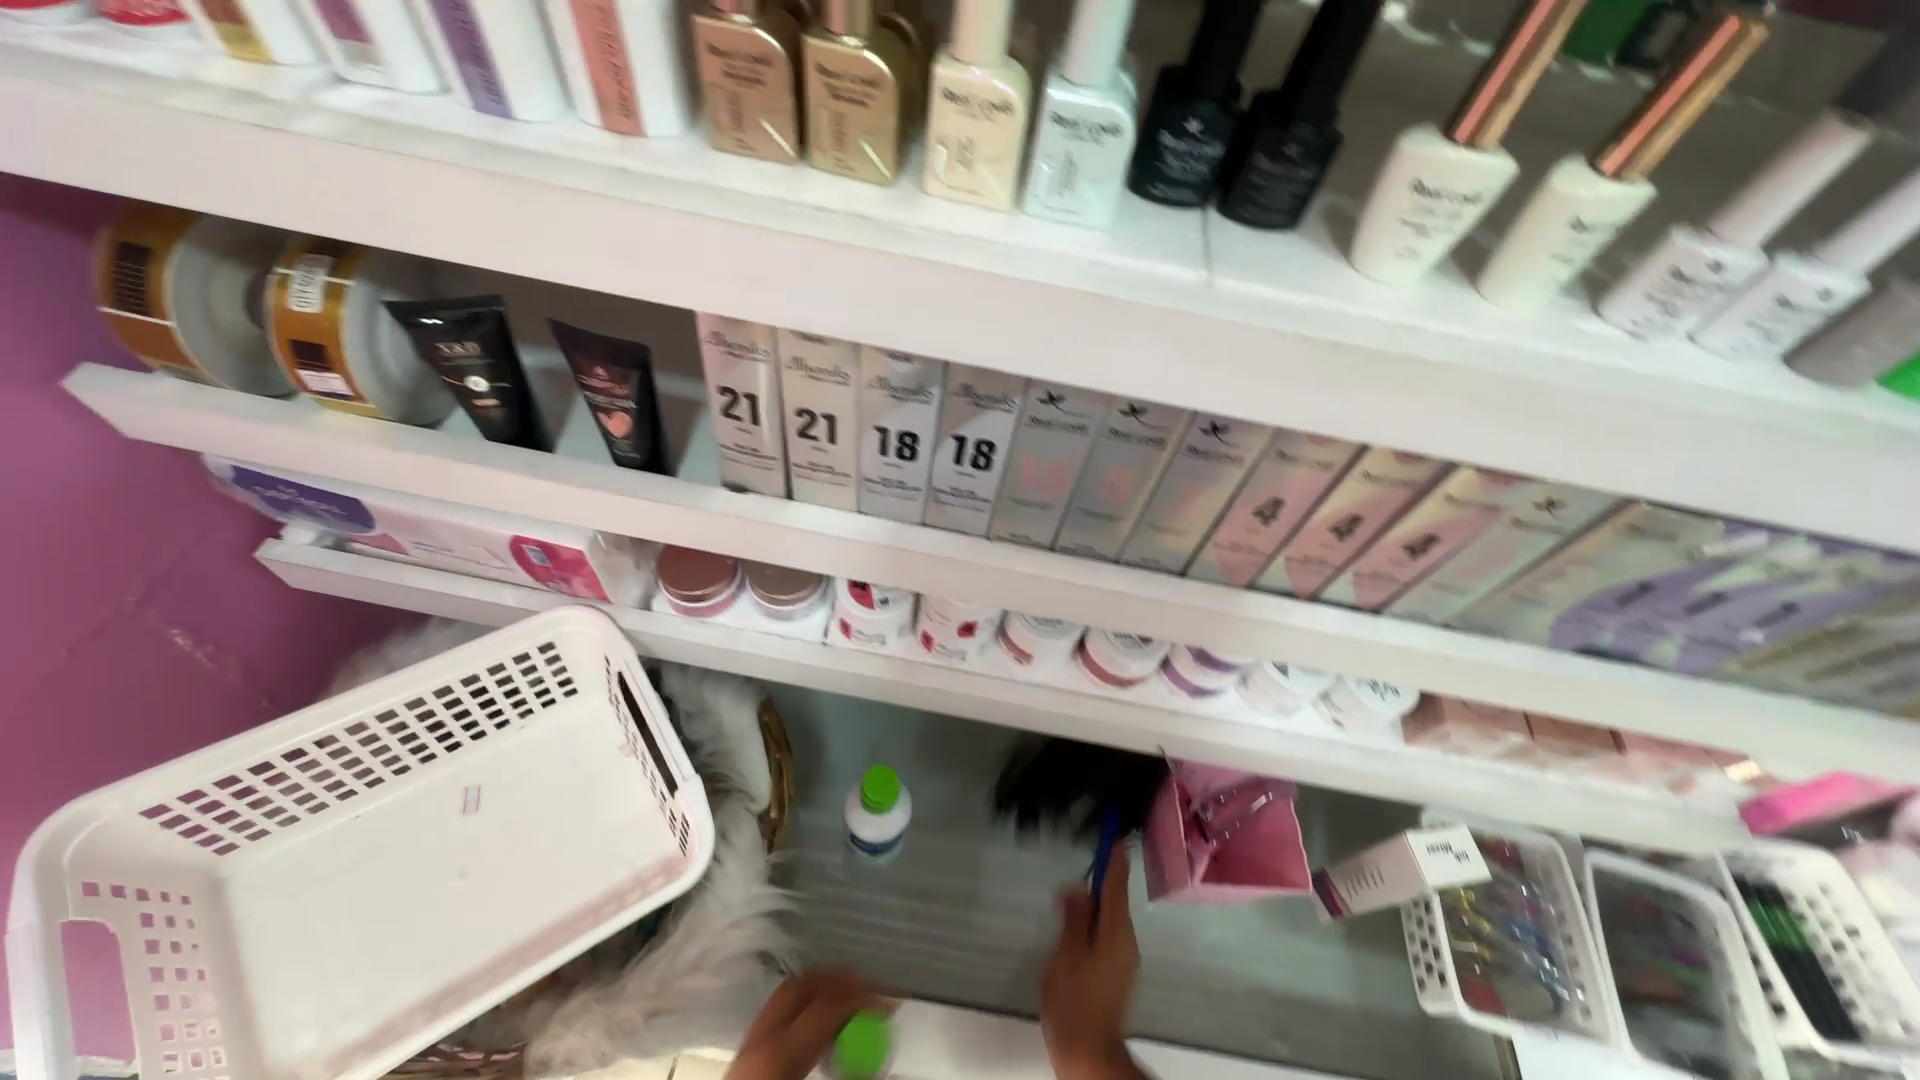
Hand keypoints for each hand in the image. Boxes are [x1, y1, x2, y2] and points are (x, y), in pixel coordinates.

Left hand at [726, 970, 880, 1079]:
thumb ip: (853, 1075)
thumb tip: (892, 1072)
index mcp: (779, 1053)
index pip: (827, 1006)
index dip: (865, 1000)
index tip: (891, 1006)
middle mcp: (760, 1039)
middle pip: (803, 987)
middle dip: (841, 983)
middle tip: (872, 994)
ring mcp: (747, 1045)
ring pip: (787, 996)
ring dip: (823, 992)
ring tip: (852, 1007)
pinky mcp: (744, 1057)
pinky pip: (778, 1015)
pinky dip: (805, 1009)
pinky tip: (822, 1030)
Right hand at [1042, 846, 1144, 1079]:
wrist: (1089, 1052)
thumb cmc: (1073, 1000)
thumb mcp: (1067, 954)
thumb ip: (1074, 918)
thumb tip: (1077, 889)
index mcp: (1116, 932)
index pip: (1115, 886)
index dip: (1114, 860)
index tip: (1116, 836)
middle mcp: (1127, 942)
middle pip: (1113, 903)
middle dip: (1097, 884)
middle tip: (1079, 867)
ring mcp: (1125, 960)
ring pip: (1109, 922)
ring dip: (1092, 908)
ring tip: (1068, 901)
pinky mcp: (1117, 975)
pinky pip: (1107, 938)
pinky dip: (1093, 927)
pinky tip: (1074, 933)